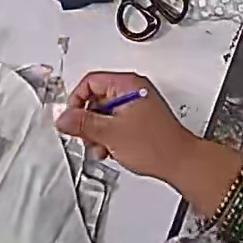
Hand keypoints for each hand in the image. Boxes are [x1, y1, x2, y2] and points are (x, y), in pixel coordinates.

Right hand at [55, 71, 198, 180]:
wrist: (179, 160)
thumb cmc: (156, 144)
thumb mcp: (111, 133)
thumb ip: (84, 124)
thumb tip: (64, 118)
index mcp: (127, 84)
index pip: (90, 82)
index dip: (77, 100)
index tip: (72, 119)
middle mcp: (133, 90)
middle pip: (96, 98)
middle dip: (88, 120)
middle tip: (88, 136)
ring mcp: (137, 104)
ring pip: (104, 113)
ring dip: (98, 132)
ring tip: (102, 147)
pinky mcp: (139, 118)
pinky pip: (115, 122)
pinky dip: (108, 135)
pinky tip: (111, 149)